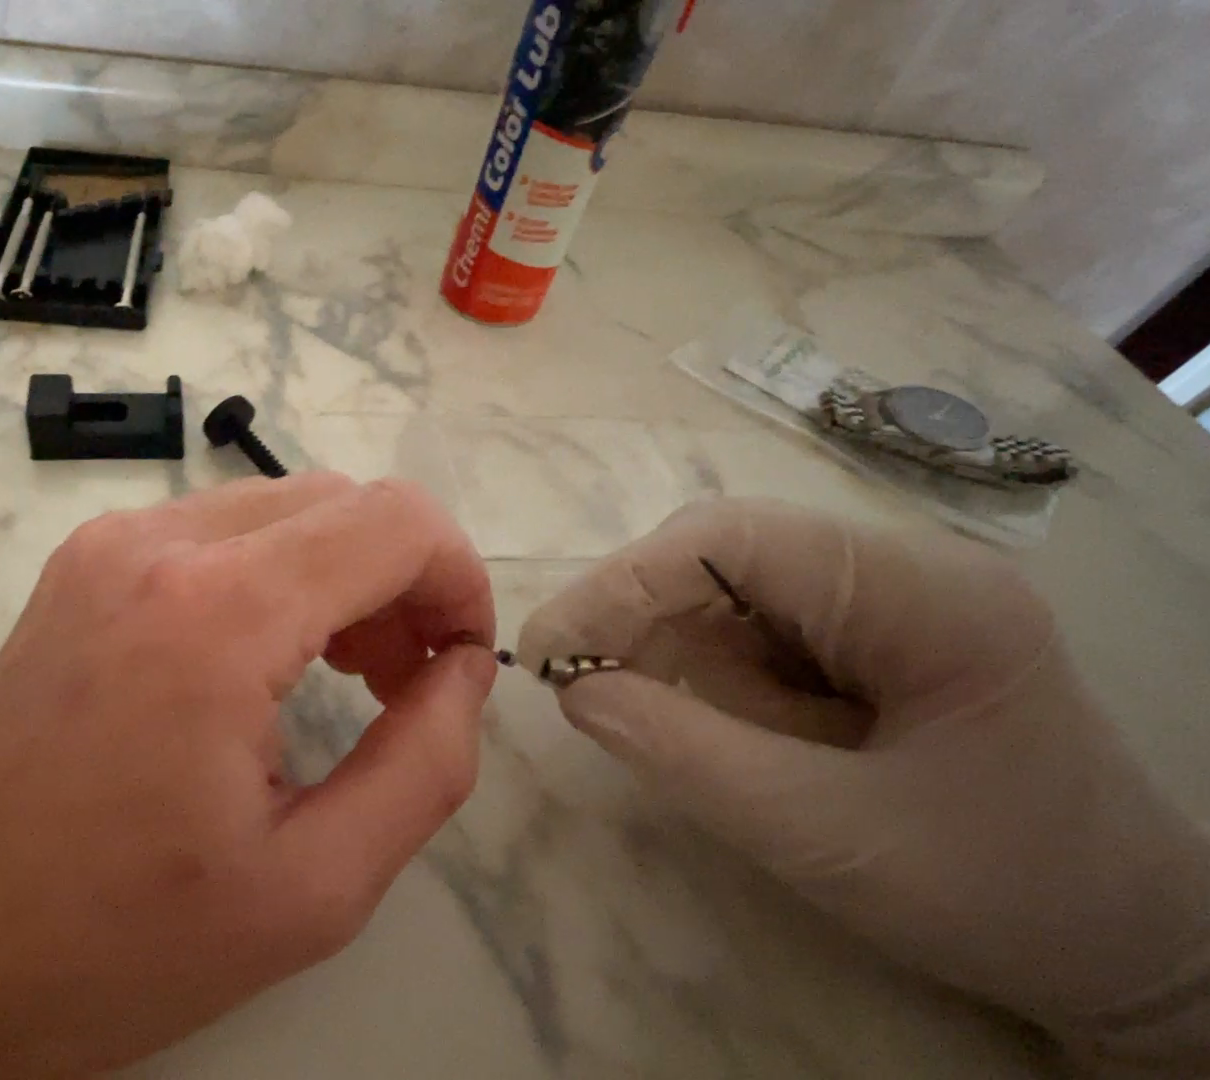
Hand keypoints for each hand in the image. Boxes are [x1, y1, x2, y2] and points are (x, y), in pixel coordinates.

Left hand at [0, 474, 496, 1079]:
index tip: (458, 664)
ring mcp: (103, 547)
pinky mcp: (76, 569)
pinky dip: (269, 576)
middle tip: (399, 684)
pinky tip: (262, 661)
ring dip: (335, 575)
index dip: (458, 579)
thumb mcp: (311, 886)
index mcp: (217, 614)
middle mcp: (155, 545)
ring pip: (276, 509)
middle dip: (399, 580)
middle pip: (339, 501)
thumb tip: (463, 672)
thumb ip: (424, 765)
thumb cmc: (116, 939)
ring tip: (339, 677)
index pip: (396, 520)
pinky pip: (211, 534)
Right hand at [519, 497, 1209, 1075]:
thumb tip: (572, 690)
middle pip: (720, 553)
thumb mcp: (822, 834)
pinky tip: (726, 728)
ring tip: (676, 726)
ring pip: (723, 590)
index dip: (620, 584)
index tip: (546, 653)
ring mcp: (886, 598)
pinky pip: (750, 629)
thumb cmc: (995, 894)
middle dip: (640, 617)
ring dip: (675, 653)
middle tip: (578, 686)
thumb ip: (684, 753)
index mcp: (923, 595)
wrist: (1129, 954)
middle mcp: (902, 570)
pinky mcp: (866, 635)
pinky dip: (707, 674)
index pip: (730, 540)